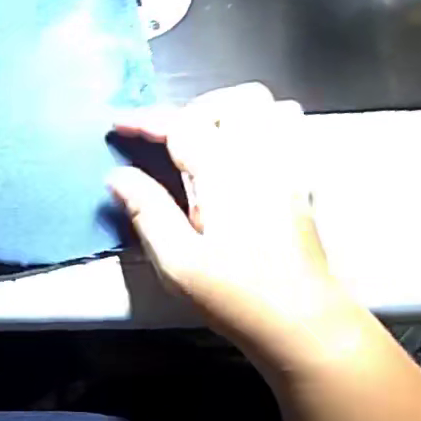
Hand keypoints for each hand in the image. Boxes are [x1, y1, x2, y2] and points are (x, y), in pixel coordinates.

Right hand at [109, 83, 359, 362]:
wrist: (297, 318)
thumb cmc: (232, 294)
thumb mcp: (176, 261)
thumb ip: (146, 211)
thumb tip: (118, 176)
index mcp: (226, 173)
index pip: (182, 125)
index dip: (146, 122)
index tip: (119, 125)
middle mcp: (262, 157)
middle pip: (230, 102)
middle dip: (190, 111)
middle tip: (163, 141)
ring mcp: (289, 165)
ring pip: (264, 105)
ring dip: (226, 112)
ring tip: (200, 141)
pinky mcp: (302, 179)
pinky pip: (287, 125)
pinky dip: (257, 124)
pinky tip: (237, 153)